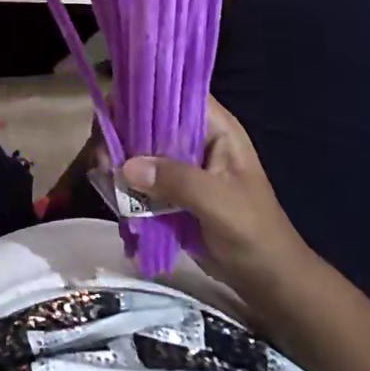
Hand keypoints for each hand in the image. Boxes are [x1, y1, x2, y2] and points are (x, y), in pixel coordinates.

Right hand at [117, 98, 313, 288]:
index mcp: (215, 129)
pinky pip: (140, 178)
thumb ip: (177, 180)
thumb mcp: (219, 203)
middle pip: (150, 119)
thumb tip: (127, 166)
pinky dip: (123, 182)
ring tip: (103, 175)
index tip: (113, 108)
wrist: (266, 278)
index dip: (145, 92)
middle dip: (122, 132)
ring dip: (118, 158)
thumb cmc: (254, 232)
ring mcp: (181, 166)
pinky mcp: (170, 191)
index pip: (177, 93)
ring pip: (140, 149)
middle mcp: (195, 139)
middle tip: (104, 157)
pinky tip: (110, 190)